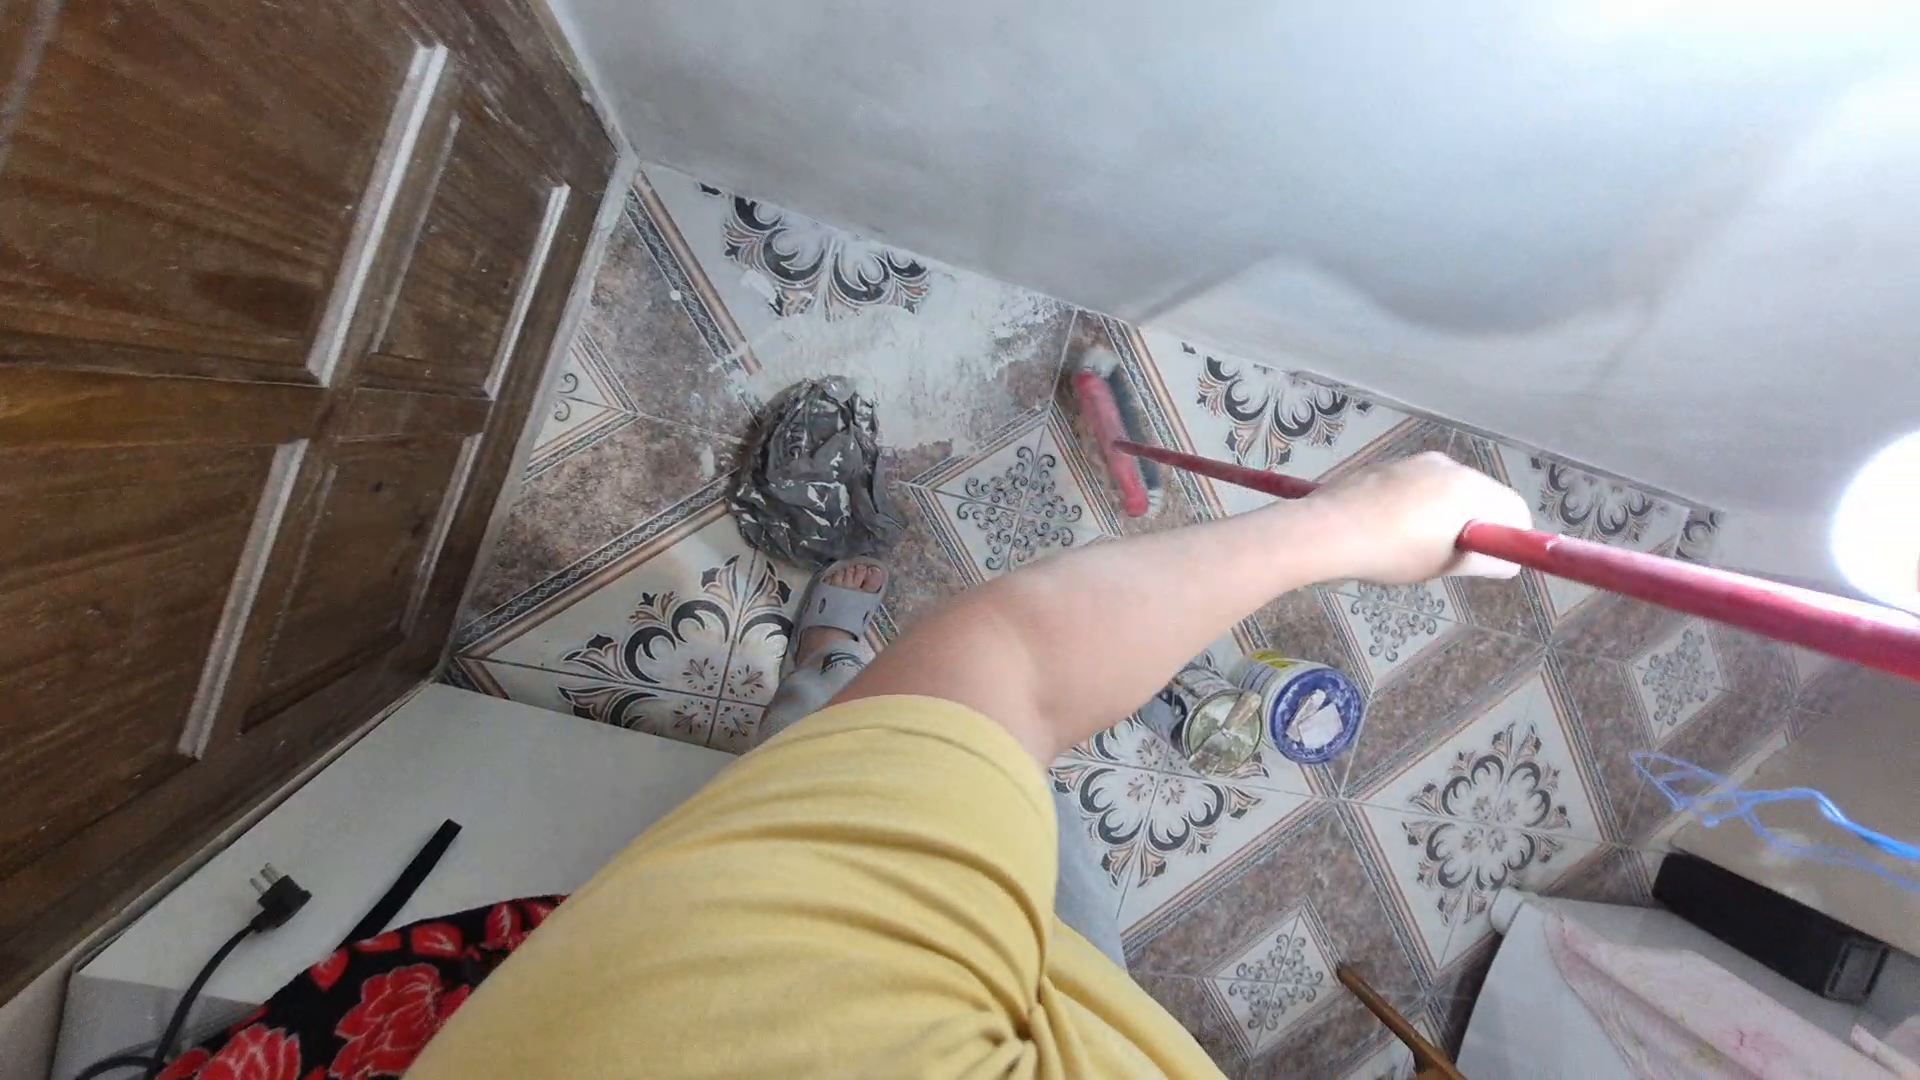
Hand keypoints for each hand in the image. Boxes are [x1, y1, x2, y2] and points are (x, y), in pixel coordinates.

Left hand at [1299, 452, 1532, 584]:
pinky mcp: (1377, 467)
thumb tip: (1506, 563)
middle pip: (1477, 495)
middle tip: (1444, 556)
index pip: (1512, 508)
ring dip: (1436, 514)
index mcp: (1468, 486)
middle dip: (1470, 524)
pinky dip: (1406, 505)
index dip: (1509, 536)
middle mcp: (1443, 465)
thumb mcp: (1443, 564)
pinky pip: (1407, 487)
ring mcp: (1407, 462)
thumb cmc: (1390, 551)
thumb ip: (1484, 561)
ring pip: (1439, 490)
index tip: (1489, 559)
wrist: (1323, 531)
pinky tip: (1382, 528)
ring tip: (1406, 545)